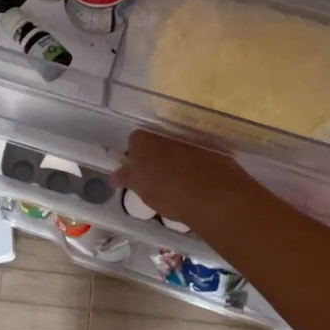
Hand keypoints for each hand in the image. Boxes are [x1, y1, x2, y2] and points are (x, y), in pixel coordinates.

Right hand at [115, 130, 265, 228]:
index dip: (135, 157)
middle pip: (158, 142)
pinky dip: (198, 167)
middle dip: (157, 157)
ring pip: (179, 148)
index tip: (139, 174)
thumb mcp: (139, 188)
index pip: (134, 141)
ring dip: (178, 161)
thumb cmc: (167, 191)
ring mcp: (193, 140)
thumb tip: (114, 175)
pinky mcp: (215, 150)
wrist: (214, 196)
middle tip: (158, 180)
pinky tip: (199, 186)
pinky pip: (200, 156)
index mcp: (144, 139)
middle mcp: (168, 133)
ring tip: (180, 185)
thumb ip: (126, 178)